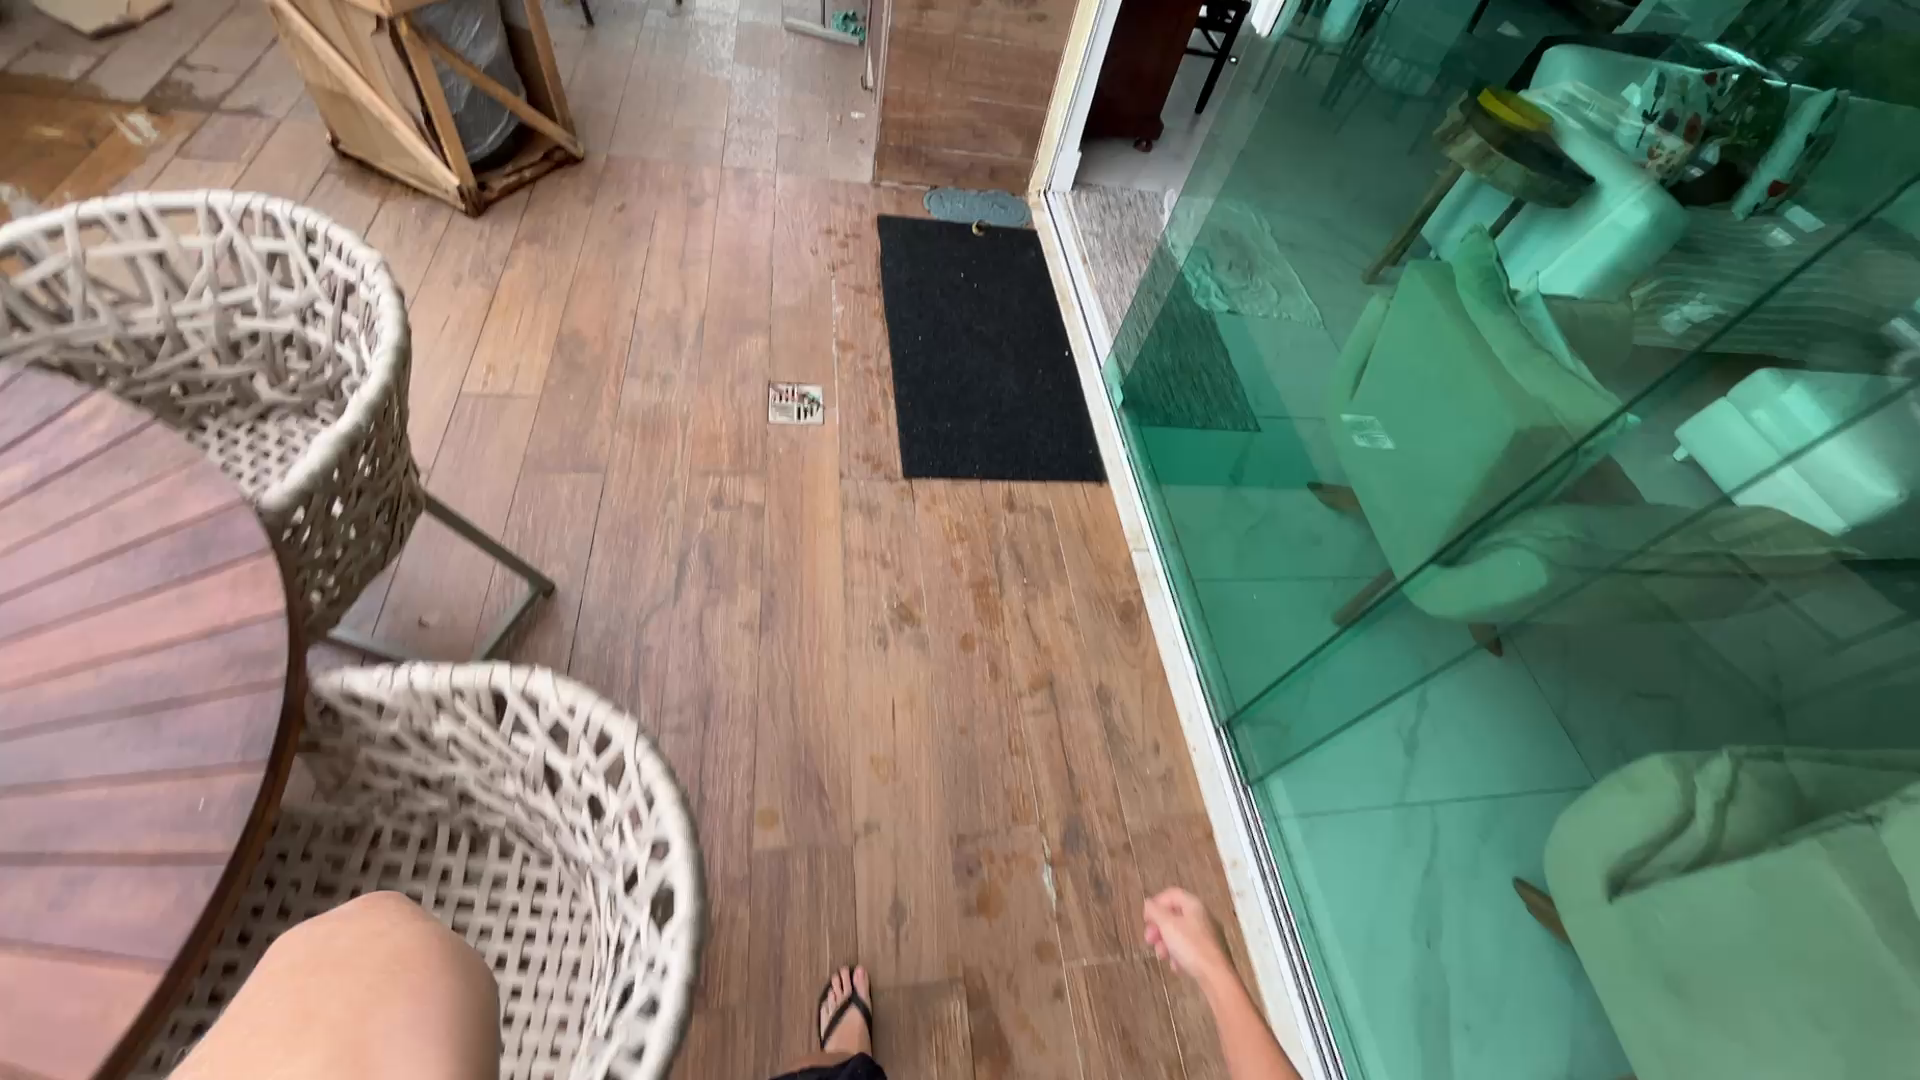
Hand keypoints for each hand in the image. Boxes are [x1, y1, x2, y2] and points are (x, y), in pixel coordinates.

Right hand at [1143, 887, 1234, 987]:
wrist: (1217, 977)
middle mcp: (1203, 916)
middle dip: (1159, 927)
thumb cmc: (1190, 947)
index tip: (1146, 921)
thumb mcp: (1167, 925)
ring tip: (1162, 956)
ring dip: (1166, 942)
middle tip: (1149, 940)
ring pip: (1180, 933)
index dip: (1155, 904)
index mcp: (1194, 905)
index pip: (1171, 894)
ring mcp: (1209, 935)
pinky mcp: (1211, 952)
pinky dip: (1179, 954)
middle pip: (1174, 915)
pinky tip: (1176, 966)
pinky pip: (1190, 947)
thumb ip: (1155, 911)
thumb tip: (1149, 903)